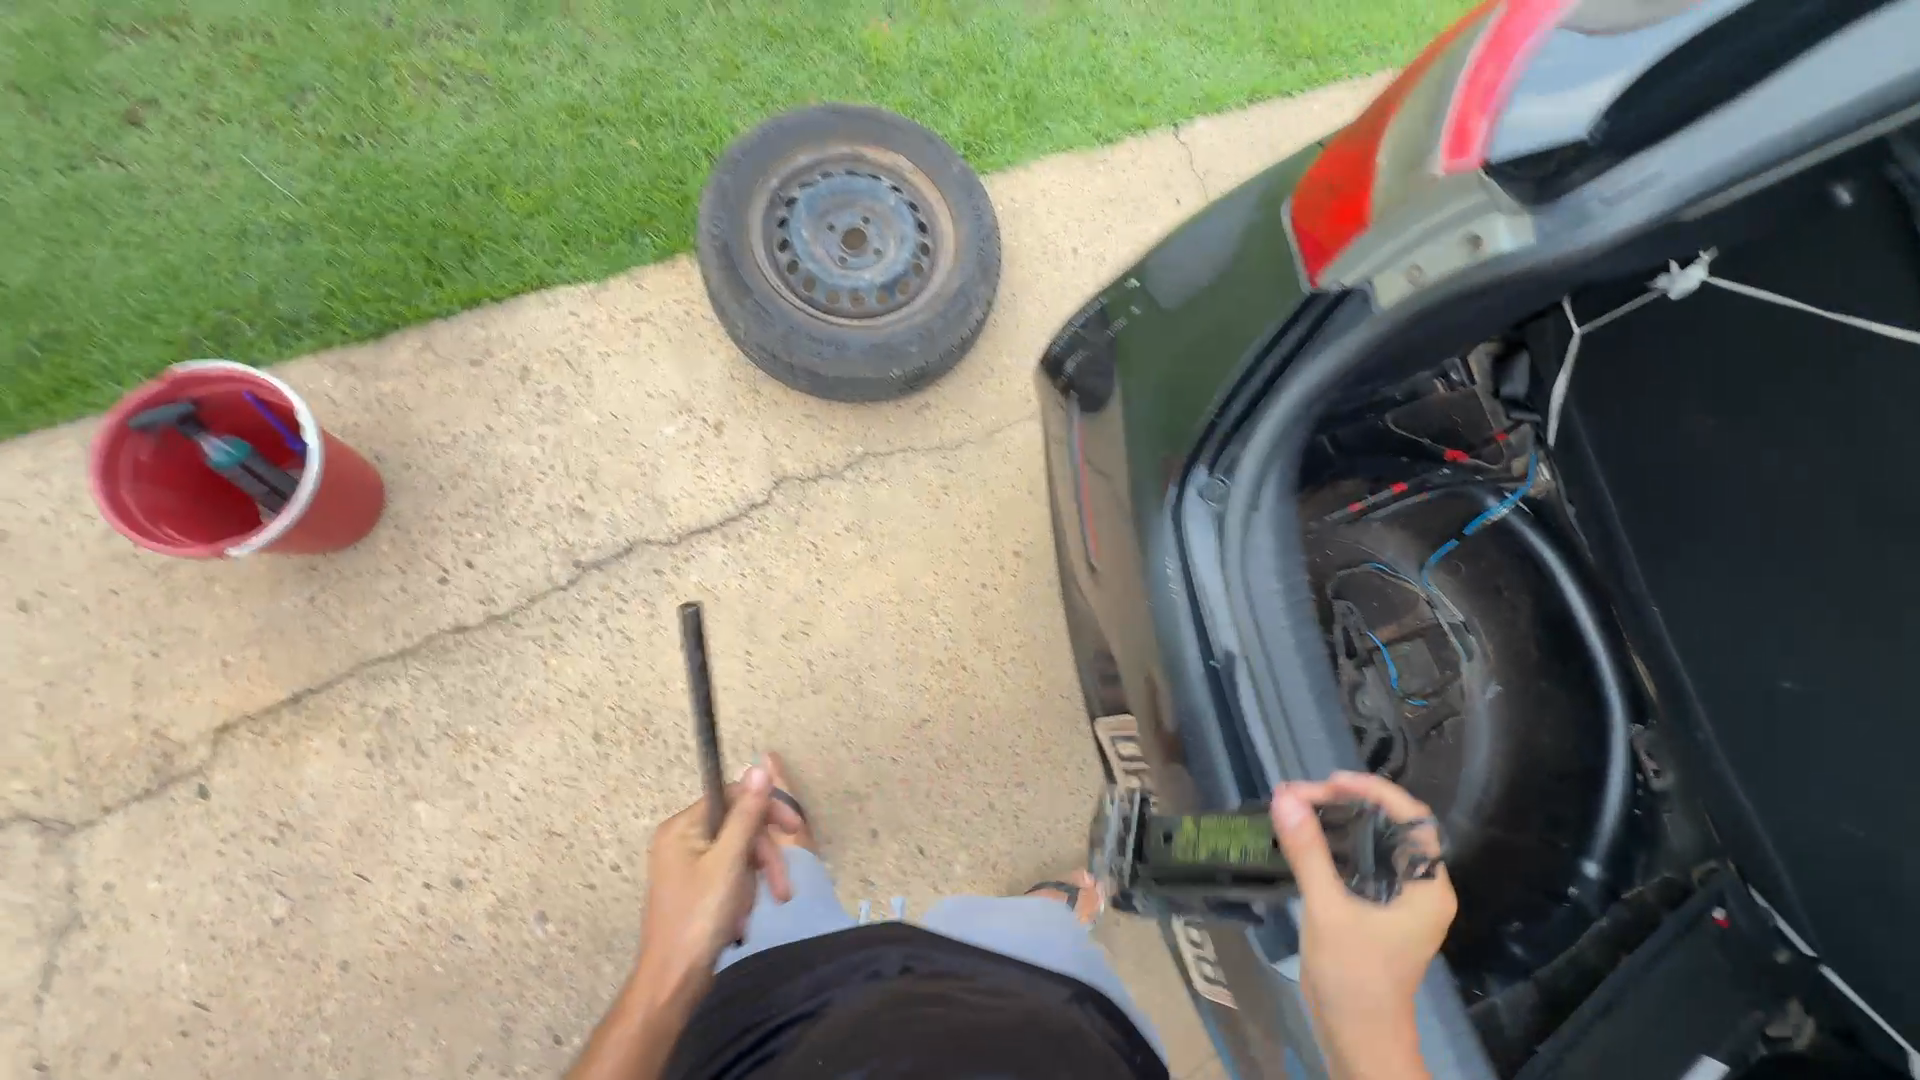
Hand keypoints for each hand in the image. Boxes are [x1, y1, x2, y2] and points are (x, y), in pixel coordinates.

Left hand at [634, 766, 803, 997]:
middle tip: (783, 885)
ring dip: (757, 877)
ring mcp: (687, 865)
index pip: (731, 795)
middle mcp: (681, 839)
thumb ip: (747, 814)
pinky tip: (744, 915)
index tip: (794, 828)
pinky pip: (730, 873)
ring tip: (766, 906)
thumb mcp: (729, 862)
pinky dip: (744, 891)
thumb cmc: (699, 917)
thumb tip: (760, 766)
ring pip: (738, 852)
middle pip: (738, 826)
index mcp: (682, 827)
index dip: (765, 807)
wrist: (673, 983)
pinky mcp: (695, 887)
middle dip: (764, 854)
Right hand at [1272, 771, 1455, 1079]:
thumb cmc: (1355, 978)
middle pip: (1389, 826)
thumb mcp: (1328, 910)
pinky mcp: (1373, 909)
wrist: (1357, 1039)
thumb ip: (1309, 852)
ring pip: (1370, 841)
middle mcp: (1418, 888)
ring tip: (1294, 805)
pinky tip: (1302, 834)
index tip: (1330, 781)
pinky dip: (1331, 842)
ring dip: (1335, 819)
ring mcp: (1396, 900)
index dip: (1374, 791)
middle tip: (1299, 794)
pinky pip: (1356, 860)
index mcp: (1426, 888)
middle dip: (1345, 802)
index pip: (1411, 820)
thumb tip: (1286, 797)